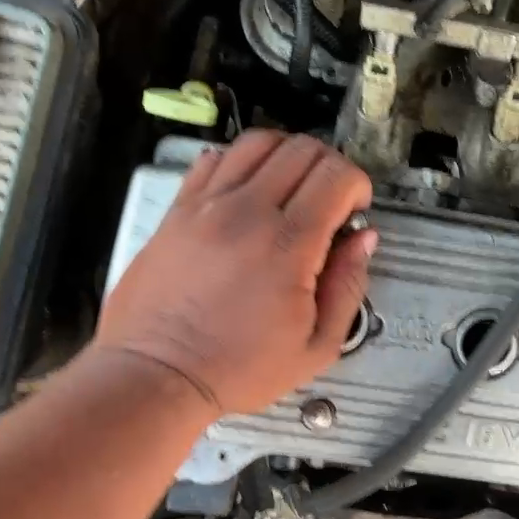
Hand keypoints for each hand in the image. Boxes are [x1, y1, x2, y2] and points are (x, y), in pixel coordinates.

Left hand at [94, 130, 376, 417]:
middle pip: (303, 149)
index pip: (337, 175)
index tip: (354, 211)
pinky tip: (247, 192)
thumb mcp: (316, 347)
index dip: (358, 185)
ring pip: (259, 141)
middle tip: (329, 201)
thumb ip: (348, 286)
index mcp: (289, 245)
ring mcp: (207, 205)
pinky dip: (240, 162)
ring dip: (287, 156)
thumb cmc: (236, 369)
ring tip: (290, 190)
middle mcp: (248, 212)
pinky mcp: (177, 209)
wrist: (155, 376)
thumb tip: (363, 239)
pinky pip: (214, 158)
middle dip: (329, 167)